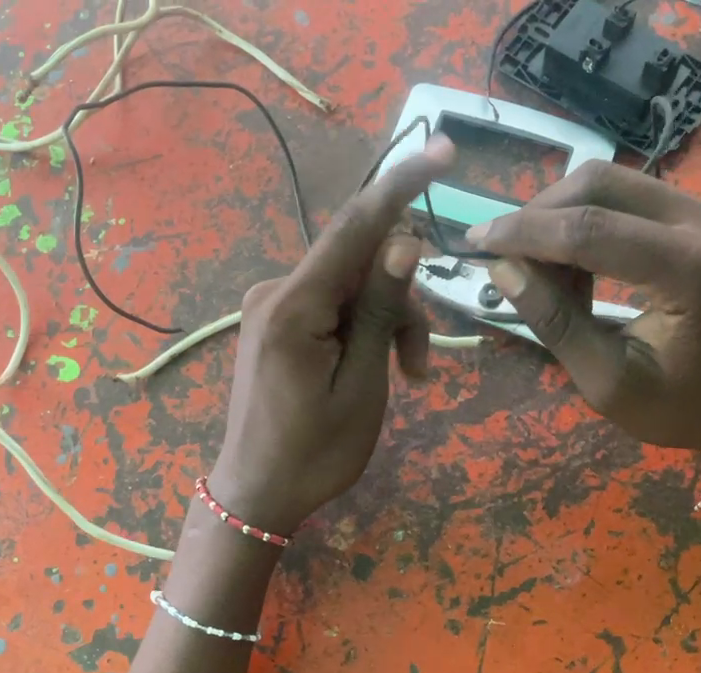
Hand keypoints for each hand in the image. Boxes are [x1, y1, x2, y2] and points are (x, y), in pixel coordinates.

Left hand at [206, 136, 455, 534]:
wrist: (255, 495)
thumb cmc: (315, 454)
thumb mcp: (362, 387)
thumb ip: (381, 313)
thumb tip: (403, 242)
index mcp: (294, 305)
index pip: (356, 226)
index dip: (402, 186)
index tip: (444, 150)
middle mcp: (275, 292)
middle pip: (359, 265)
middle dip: (400, 304)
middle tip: (420, 368)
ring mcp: (269, 307)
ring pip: (349, 290)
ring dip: (383, 325)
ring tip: (403, 380)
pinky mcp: (272, 324)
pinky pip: (329, 308)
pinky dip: (359, 331)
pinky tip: (371, 370)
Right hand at [467, 162, 700, 475]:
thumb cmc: (682, 408)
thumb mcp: (607, 383)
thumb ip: (555, 323)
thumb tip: (502, 270)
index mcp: (689, 270)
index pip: (589, 229)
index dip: (524, 233)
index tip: (475, 242)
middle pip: (599, 184)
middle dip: (538, 215)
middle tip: (500, 255)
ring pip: (611, 182)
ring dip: (560, 217)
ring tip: (535, 270)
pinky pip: (628, 197)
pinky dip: (587, 221)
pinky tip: (571, 266)